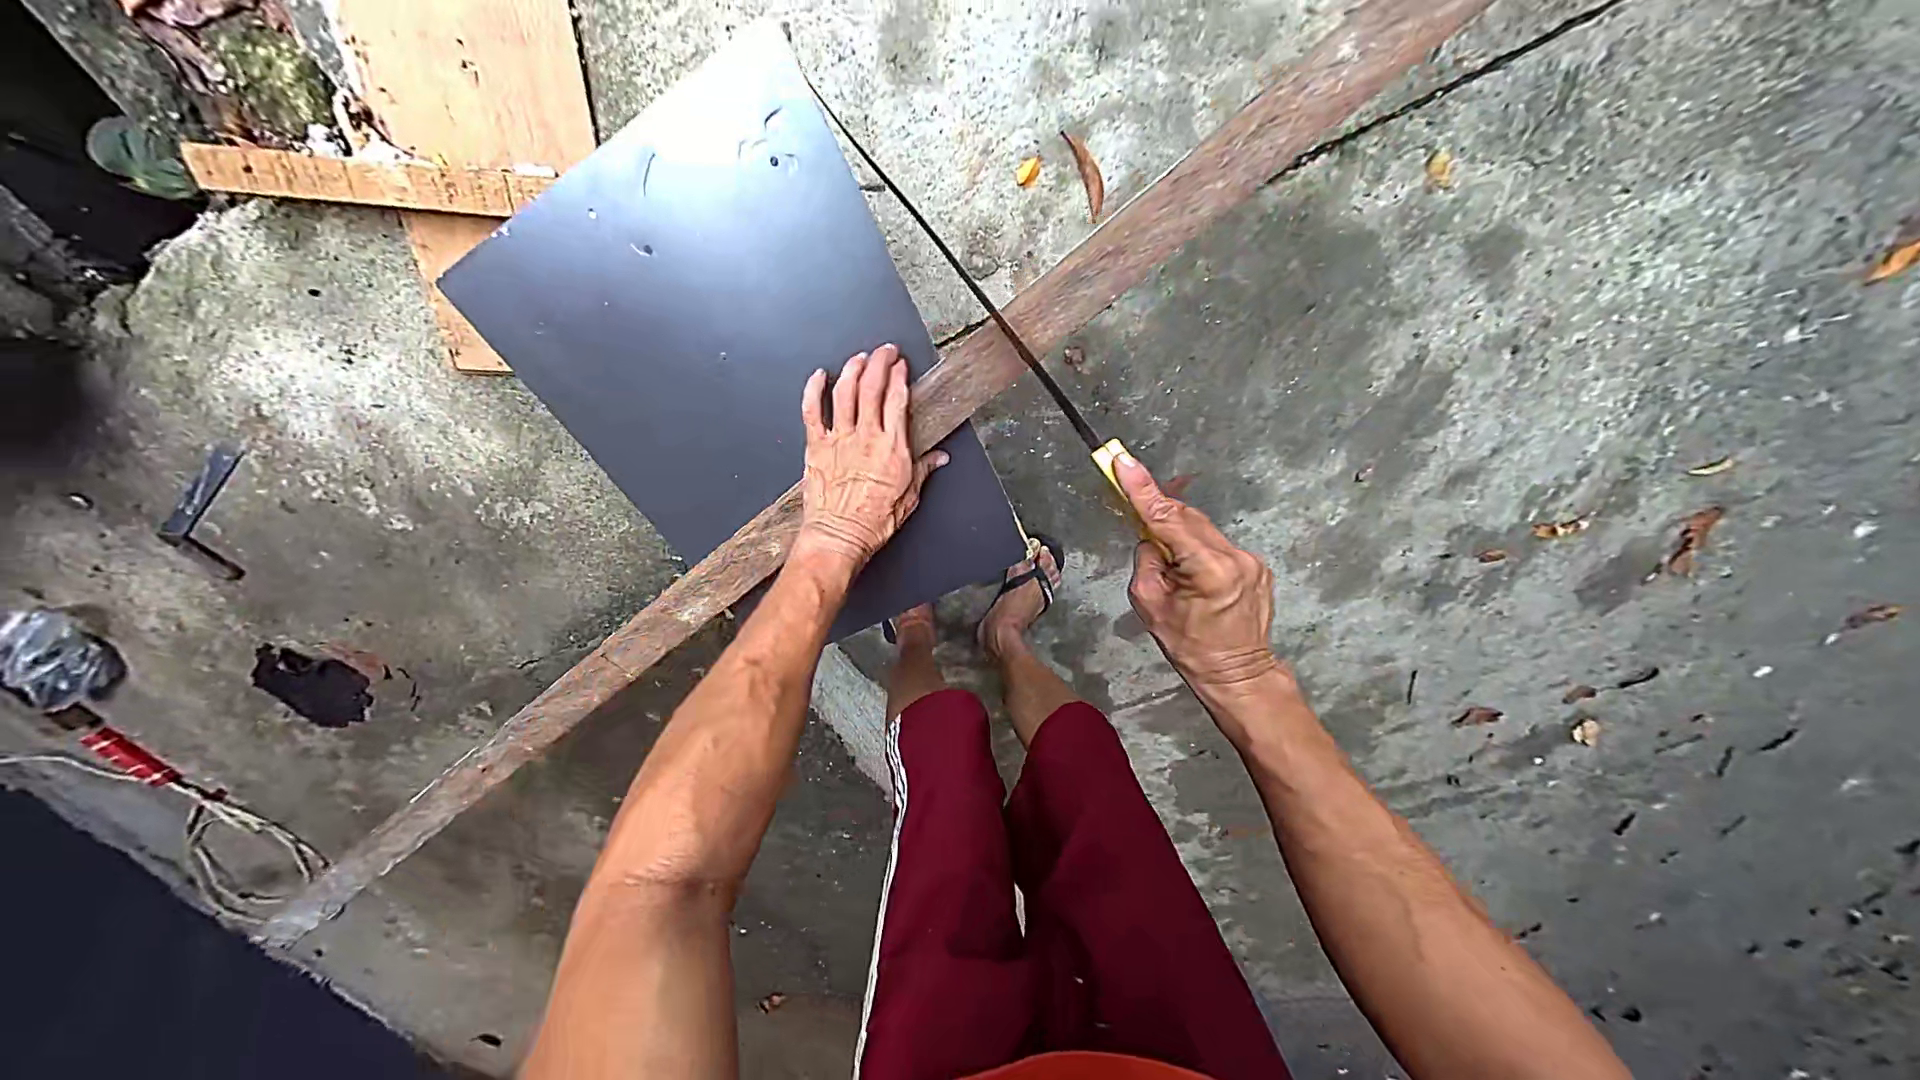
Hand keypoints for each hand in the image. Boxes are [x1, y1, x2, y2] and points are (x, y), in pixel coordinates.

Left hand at [794, 344, 947, 568]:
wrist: (839, 536)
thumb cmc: (873, 522)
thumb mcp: (909, 497)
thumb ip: (923, 470)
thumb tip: (940, 458)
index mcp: (892, 448)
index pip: (897, 400)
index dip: (899, 377)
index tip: (901, 366)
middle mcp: (866, 437)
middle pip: (872, 387)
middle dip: (880, 362)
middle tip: (884, 351)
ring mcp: (839, 439)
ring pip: (845, 391)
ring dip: (853, 368)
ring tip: (859, 357)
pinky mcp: (816, 446)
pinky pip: (812, 410)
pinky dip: (814, 389)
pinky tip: (819, 376)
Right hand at [1115, 453, 1283, 694]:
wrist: (1237, 672)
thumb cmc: (1189, 645)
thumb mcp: (1149, 605)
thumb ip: (1147, 560)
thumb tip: (1152, 538)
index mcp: (1209, 569)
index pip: (1166, 519)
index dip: (1142, 489)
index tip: (1123, 462)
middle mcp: (1235, 558)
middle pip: (1187, 518)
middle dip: (1160, 517)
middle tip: (1138, 522)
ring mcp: (1251, 560)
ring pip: (1202, 530)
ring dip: (1180, 537)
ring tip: (1172, 569)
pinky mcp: (1256, 566)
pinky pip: (1216, 544)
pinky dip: (1198, 549)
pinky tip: (1193, 575)